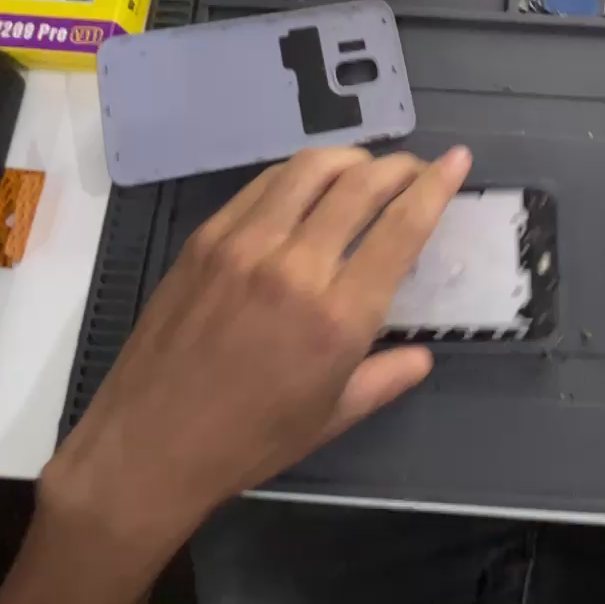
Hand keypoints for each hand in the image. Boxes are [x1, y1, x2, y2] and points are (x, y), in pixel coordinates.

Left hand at [41, 145, 471, 544]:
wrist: (148, 446)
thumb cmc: (250, 439)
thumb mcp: (332, 417)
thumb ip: (387, 378)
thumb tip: (423, 354)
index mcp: (338, 315)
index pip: (402, 228)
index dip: (437, 185)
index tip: (456, 160)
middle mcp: (297, 265)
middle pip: (362, 185)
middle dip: (400, 165)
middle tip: (415, 167)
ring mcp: (246, 243)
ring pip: (311, 169)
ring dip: (351, 158)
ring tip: (366, 167)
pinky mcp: (208, 236)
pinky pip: (265, 183)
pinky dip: (300, 172)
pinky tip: (309, 183)